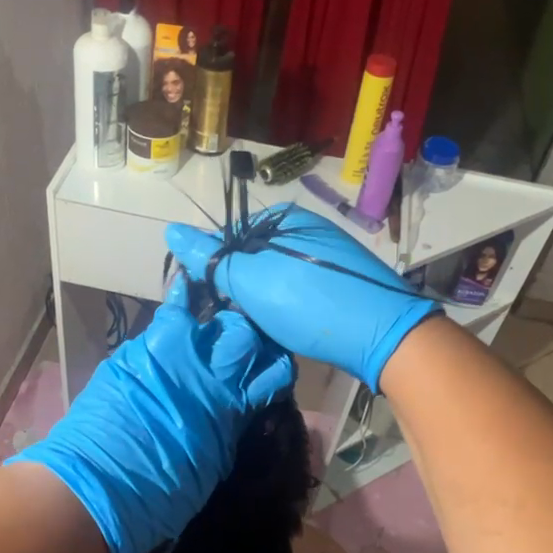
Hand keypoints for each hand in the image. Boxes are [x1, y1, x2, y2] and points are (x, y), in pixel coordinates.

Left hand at [10, 283, 294, 552]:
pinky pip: (171, 315)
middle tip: (243, 344)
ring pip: (212, 321)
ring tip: (216, 323)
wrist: (97, 491)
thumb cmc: (158, 496)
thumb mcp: (211, 466)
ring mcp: (174, 356)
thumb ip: (229, 431)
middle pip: (247, 337)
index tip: (272, 369)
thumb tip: (238, 413)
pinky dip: (181, 301)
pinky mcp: (140, 350)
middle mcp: (212, 376)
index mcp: (233, 411)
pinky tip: (187, 285)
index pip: (273, 373)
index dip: (275, 368)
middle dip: (250, 338)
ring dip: (218, 323)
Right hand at [164, 204, 436, 389]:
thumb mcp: (251, 280)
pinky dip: (283, 310)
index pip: (229, 238)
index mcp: (283, 220)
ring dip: (258, 304)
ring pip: (273, 280)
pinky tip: (280, 330)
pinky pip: (296, 293)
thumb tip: (172, 231)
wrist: (380, 333)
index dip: (211, 269)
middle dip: (236, 289)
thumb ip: (211, 259)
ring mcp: (324, 259)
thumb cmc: (307, 302)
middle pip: (252, 259)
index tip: (205, 300)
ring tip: (251, 329)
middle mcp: (305, 232)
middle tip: (227, 321)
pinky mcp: (338, 286)